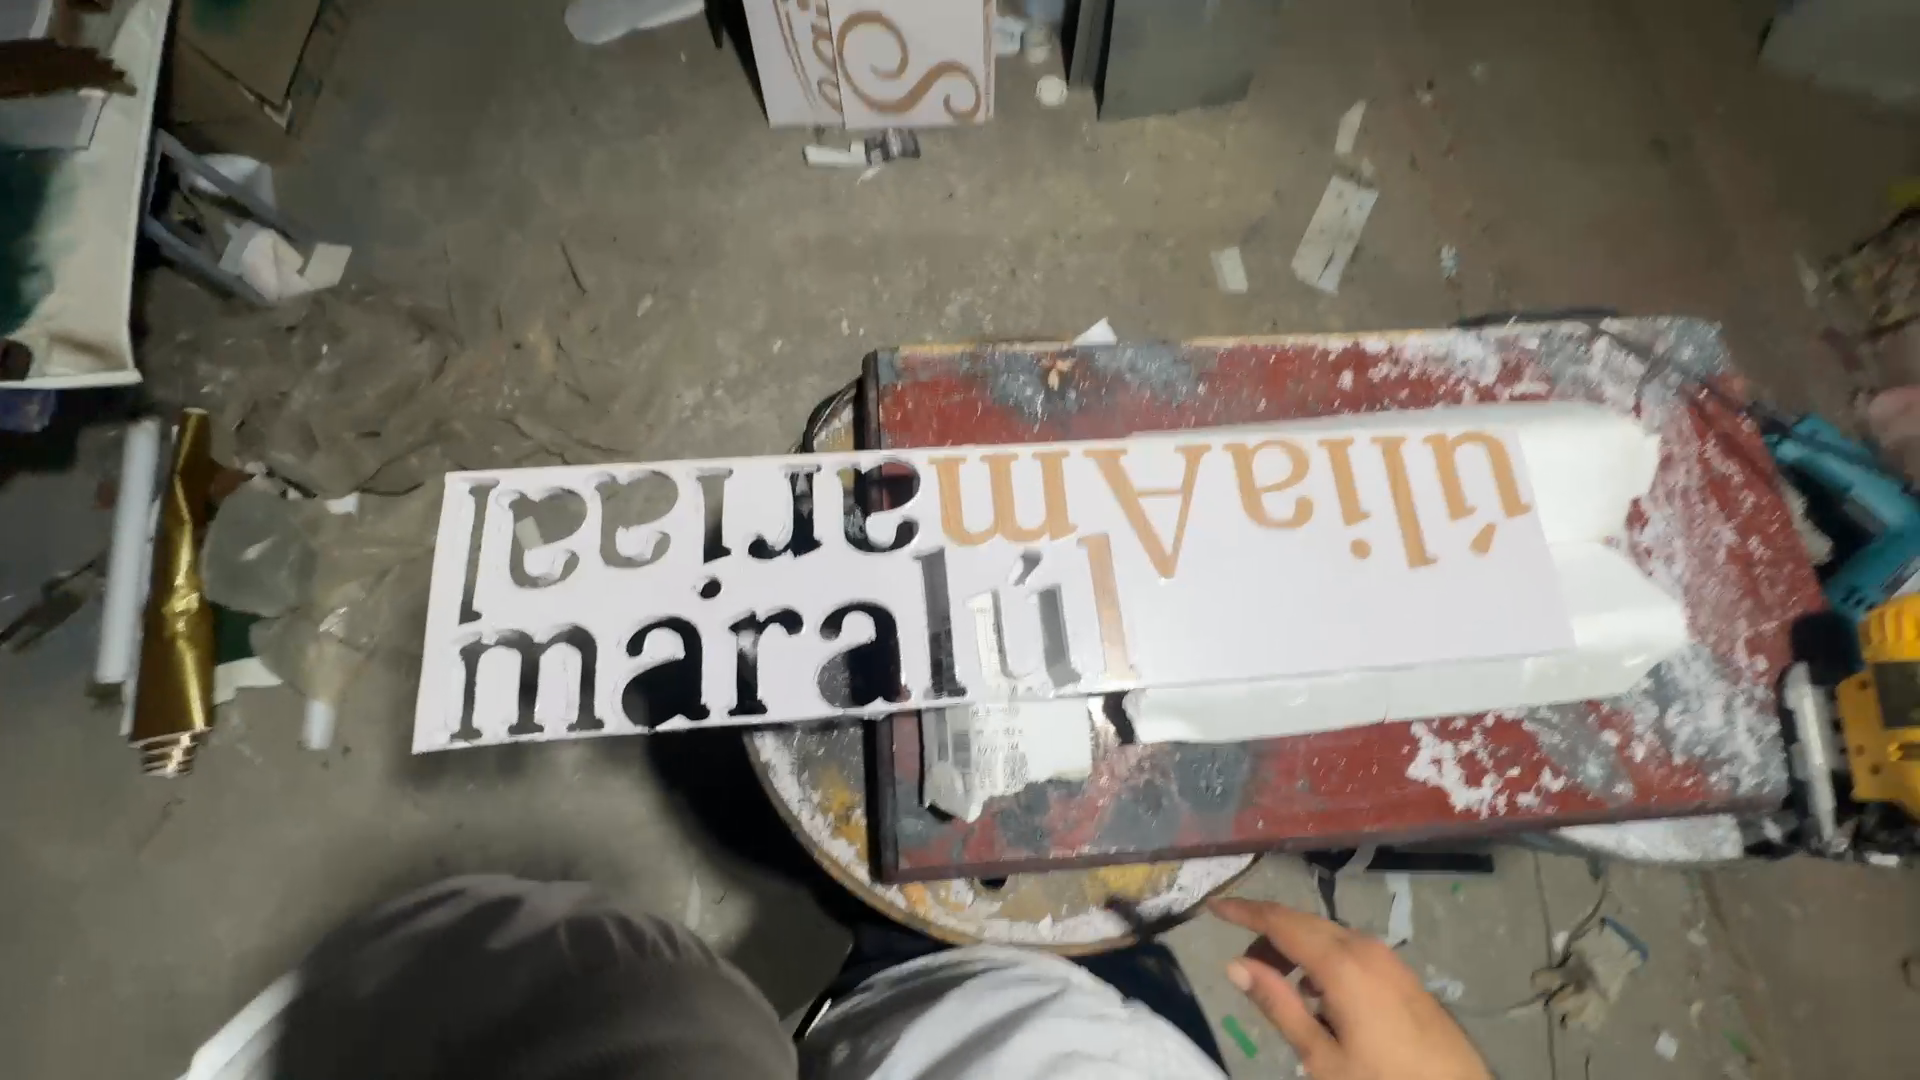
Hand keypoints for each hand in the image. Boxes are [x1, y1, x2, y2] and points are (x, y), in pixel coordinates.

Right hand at [1209, 898, 1490, 1079]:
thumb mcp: (1324, 1060)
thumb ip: (1278, 1006)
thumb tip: (1235, 964)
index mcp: (1341, 963)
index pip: (1279, 921)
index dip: (1243, 911)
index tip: (1212, 906)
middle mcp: (1365, 948)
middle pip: (1303, 923)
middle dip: (1267, 933)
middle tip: (1243, 961)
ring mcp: (1391, 961)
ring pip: (1328, 935)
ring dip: (1296, 947)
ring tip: (1278, 984)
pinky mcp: (1406, 978)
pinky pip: (1352, 951)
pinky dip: (1324, 959)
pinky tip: (1320, 995)